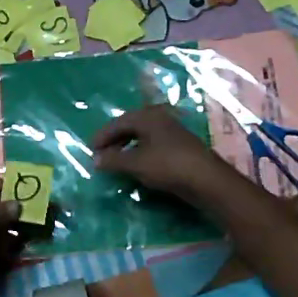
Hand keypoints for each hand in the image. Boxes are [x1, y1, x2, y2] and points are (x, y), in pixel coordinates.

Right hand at [90, 105, 236, 202]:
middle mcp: (159, 118)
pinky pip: (152, 145)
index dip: (103, 136)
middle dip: (114, 140)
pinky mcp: (179, 146)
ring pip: (142, 136)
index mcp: (147, 116)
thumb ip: (113, 160)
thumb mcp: (135, 163)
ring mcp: (171, 132)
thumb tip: (96, 160)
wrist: (206, 179)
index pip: (118, 122)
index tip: (91, 150)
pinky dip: (140, 153)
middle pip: (130, 126)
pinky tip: (136, 165)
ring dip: (127, 147)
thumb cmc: (167, 165)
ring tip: (116, 161)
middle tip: (102, 154)